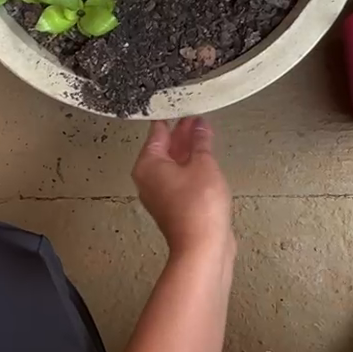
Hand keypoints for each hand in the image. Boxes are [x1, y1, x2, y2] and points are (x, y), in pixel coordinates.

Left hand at [132, 118, 233, 260]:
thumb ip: (201, 142)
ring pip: (172, 163)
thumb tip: (200, 127)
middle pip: (164, 147)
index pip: (157, 131)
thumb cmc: (197, 208)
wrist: (203, 246)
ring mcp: (161, 193)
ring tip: (202, 132)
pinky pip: (180, 178)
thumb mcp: (203, 164)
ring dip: (187, 148)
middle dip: (180, 132)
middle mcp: (149, 179)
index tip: (179, 105)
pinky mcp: (174, 205)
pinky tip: (204, 158)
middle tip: (194, 116)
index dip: (171, 116)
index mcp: (148, 164)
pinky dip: (190, 166)